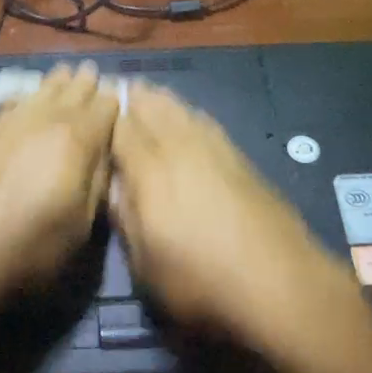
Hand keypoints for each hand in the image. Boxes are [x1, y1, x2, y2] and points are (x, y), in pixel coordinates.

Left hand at [0, 62, 118, 321]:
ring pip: (40, 91)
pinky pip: (14, 102)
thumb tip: (107, 152)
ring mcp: (10, 123)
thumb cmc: (30, 249)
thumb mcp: (82, 226)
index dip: (117, 101)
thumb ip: (98, 182)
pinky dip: (28, 96)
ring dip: (57, 83)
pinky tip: (29, 98)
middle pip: (72, 90)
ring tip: (67, 74)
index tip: (124, 98)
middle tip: (96, 75)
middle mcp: (45, 120)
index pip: (106, 106)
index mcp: (77, 139)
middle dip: (87, 83)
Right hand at [110, 82, 356, 340]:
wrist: (279, 283)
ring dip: (162, 100)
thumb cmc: (200, 282)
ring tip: (148, 94)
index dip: (106, 117)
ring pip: (182, 111)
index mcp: (150, 171)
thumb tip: (111, 185)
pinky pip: (205, 122)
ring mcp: (216, 150)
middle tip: (119, 90)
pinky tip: (187, 118)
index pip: (122, 129)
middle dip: (133, 98)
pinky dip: (189, 114)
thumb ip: (124, 218)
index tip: (92, 111)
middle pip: (153, 109)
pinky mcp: (241, 160)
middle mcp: (181, 149)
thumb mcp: (145, 264)